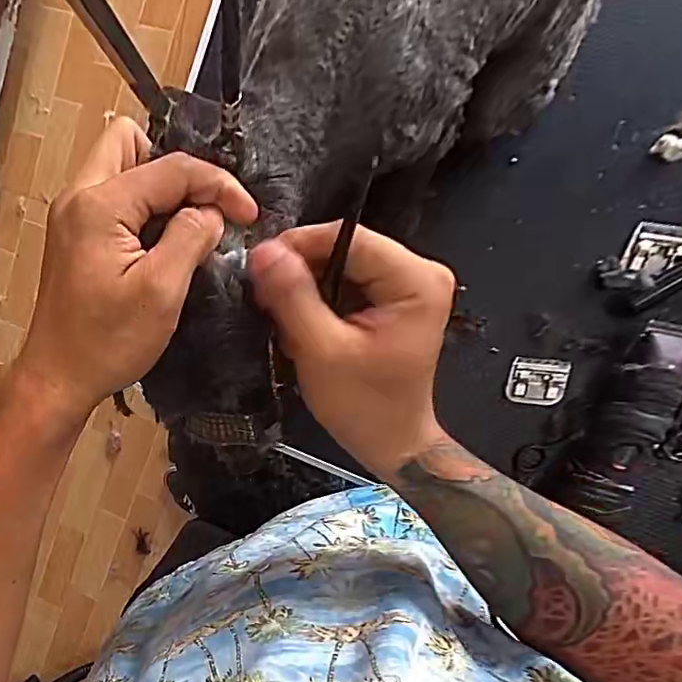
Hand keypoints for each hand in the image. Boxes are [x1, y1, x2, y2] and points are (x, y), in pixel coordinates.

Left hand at [18, 117, 257, 417]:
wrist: (61, 376)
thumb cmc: (108, 343)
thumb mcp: (161, 293)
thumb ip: (189, 240)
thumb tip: (211, 214)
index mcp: (99, 205)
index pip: (170, 167)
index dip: (218, 184)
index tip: (249, 212)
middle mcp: (79, 197)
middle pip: (132, 144)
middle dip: (178, 171)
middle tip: (207, 212)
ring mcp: (73, 216)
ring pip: (123, 170)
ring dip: (162, 192)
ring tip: (189, 233)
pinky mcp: (77, 238)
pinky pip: (116, 202)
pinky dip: (146, 214)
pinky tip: (164, 248)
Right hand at [248, 224, 455, 475]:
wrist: (392, 444)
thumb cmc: (366, 409)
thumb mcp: (322, 352)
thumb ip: (293, 297)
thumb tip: (265, 251)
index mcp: (416, 281)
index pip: (347, 236)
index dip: (298, 246)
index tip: (261, 264)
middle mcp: (420, 275)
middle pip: (345, 249)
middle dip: (304, 273)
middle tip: (269, 300)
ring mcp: (409, 288)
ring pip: (343, 267)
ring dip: (310, 290)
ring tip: (288, 321)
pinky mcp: (395, 303)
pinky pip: (349, 285)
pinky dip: (323, 303)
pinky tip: (308, 328)